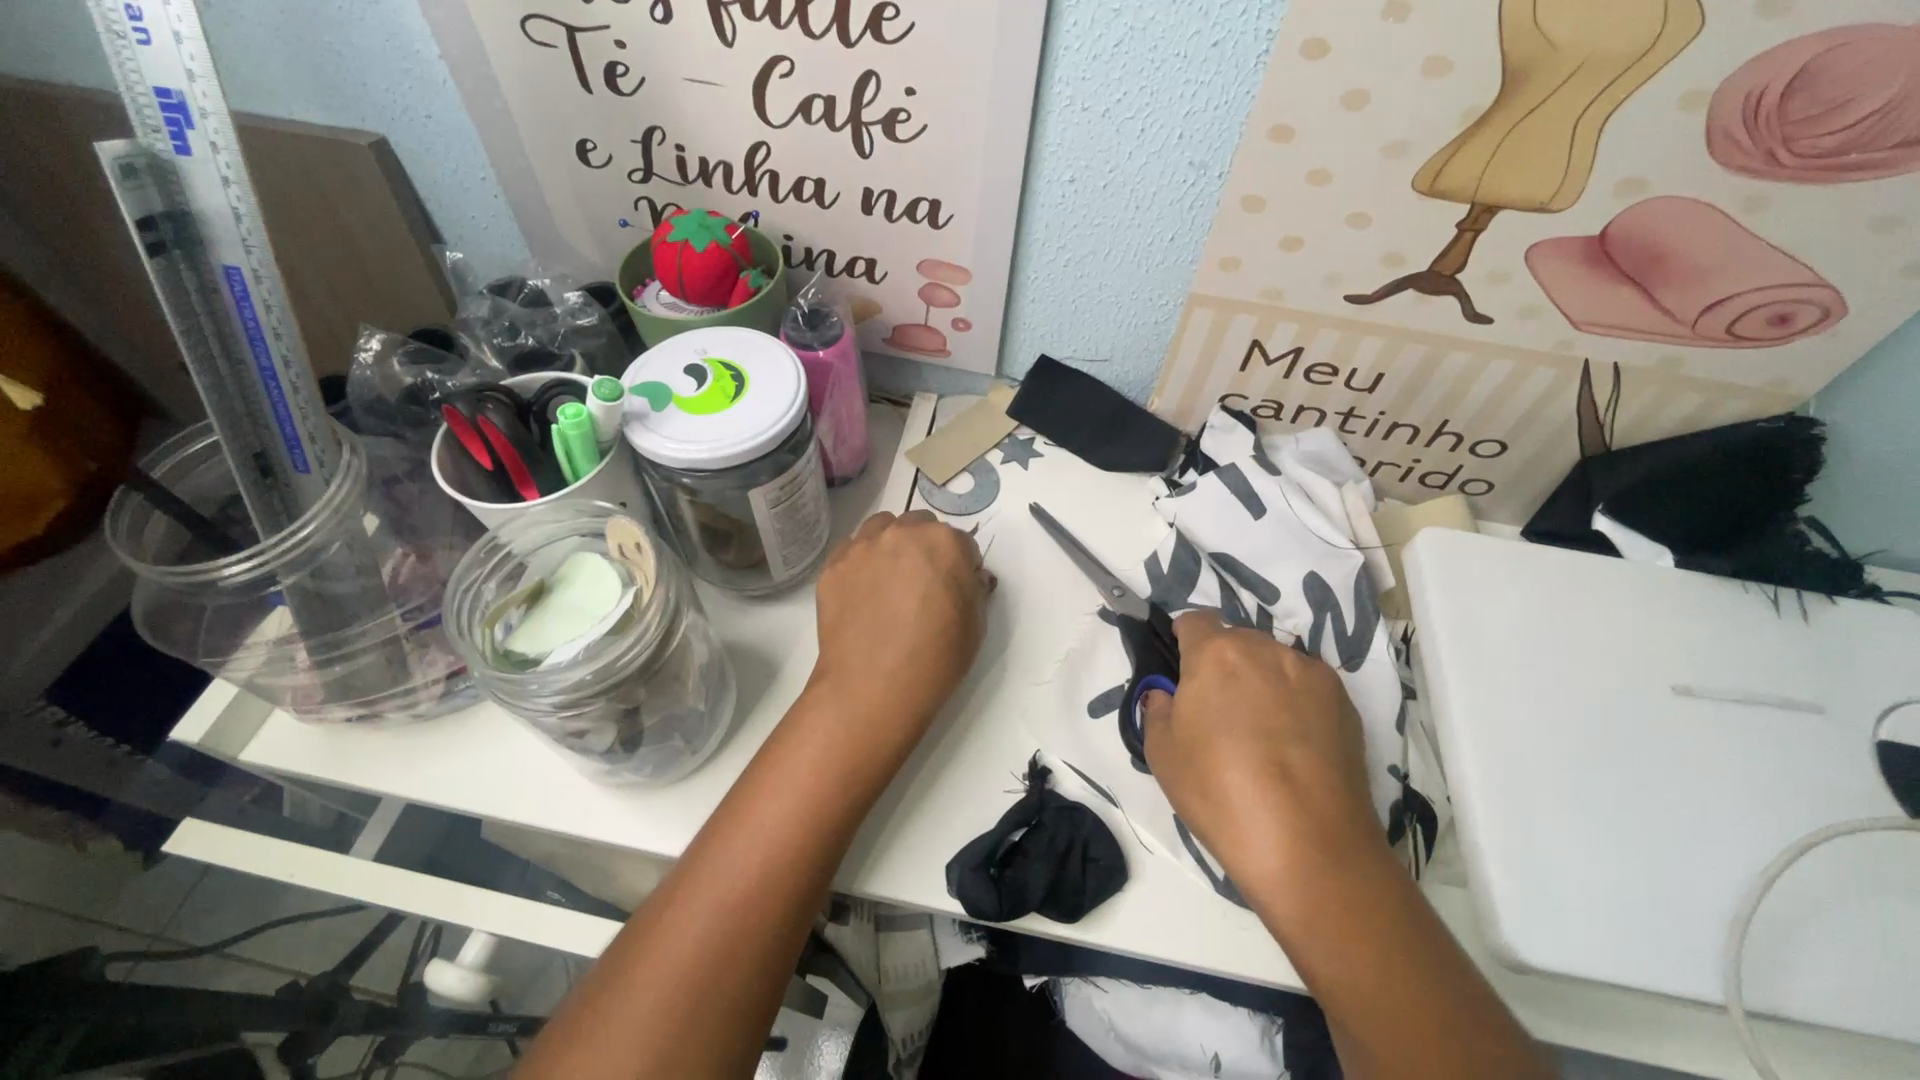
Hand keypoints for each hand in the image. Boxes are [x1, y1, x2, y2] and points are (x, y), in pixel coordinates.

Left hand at [808, 511, 993, 745]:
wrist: (872, 687)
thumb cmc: (935, 660)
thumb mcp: (976, 627)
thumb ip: (975, 590)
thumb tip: (969, 577)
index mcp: (945, 542)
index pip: (961, 542)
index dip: (961, 566)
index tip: (956, 588)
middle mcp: (902, 533)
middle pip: (919, 526)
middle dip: (925, 547)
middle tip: (922, 585)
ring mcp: (862, 547)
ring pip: (881, 529)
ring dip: (891, 545)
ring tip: (890, 582)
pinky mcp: (833, 566)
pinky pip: (851, 551)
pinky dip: (861, 563)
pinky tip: (863, 594)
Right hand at [1141, 613, 1381, 884]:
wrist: (1308, 844)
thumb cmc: (1220, 794)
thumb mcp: (1162, 755)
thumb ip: (1157, 710)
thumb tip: (1168, 695)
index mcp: (1216, 654)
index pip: (1195, 620)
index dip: (1184, 640)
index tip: (1181, 670)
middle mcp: (1267, 650)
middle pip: (1237, 642)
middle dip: (1223, 665)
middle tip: (1217, 713)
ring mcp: (1311, 674)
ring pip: (1274, 664)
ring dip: (1261, 682)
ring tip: (1260, 735)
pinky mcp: (1345, 702)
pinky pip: (1307, 688)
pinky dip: (1295, 704)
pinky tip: (1292, 748)